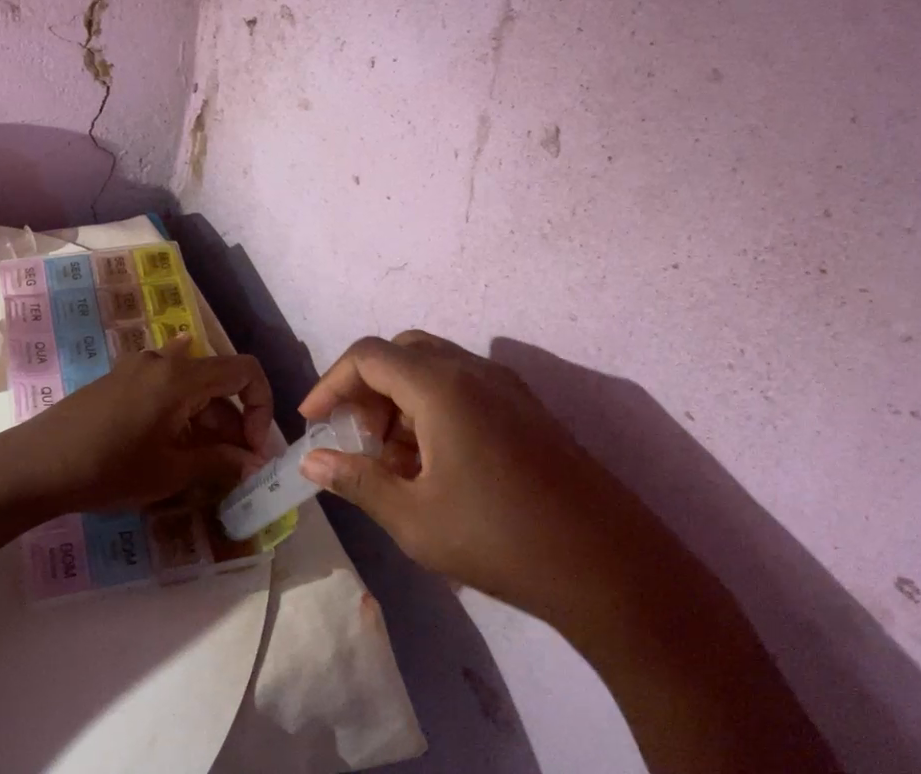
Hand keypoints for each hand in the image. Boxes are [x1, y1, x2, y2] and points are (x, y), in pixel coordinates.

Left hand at [2, 337, 273, 514]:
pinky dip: (181, 411)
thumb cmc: (108, 469)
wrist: (36, 465)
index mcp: (181, 376)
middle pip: (217, 380)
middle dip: (235, 421)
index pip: (244, 370)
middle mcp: (162, 361)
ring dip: (208, 419)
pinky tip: (179, 435)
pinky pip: (164, 388)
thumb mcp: (170, 472)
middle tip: (235, 466)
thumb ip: (219, 461)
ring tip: (206, 461)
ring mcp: (136, 368)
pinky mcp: (118, 381)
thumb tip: (254, 461)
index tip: (253, 448)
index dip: (261, 406)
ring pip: (190, 386)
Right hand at [297, 330, 663, 620]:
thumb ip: (357, 481)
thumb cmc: (500, 539)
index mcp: (441, 387)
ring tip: (395, 462)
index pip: (368, 355)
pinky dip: (435, 409)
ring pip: (436, 369)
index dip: (330, 383)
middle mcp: (475, 372)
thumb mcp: (413, 518)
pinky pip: (466, 388)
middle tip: (358, 437)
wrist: (609, 567)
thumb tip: (311, 461)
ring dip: (402, 400)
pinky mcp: (530, 412)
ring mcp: (509, 389)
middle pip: (403, 352)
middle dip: (368, 388)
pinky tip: (437, 465)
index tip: (312, 422)